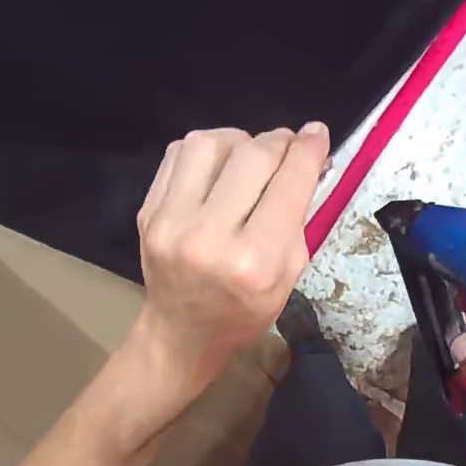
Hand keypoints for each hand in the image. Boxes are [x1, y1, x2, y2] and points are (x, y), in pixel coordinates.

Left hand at [130, 123, 330, 392]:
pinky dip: (207, 149)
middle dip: (279, 142)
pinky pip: (179, 153)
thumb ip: (299, 217)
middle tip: (288, 147)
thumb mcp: (289, 276)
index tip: (317, 134)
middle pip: (253, 155)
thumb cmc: (244, 309)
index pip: (288, 184)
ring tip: (250, 157)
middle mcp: (208, 237)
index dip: (309, 150)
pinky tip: (219, 165)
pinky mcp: (148, 211)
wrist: (182, 331)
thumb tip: (306, 158)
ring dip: (240, 141)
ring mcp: (170, 221)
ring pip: (211, 143)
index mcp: (253, 262)